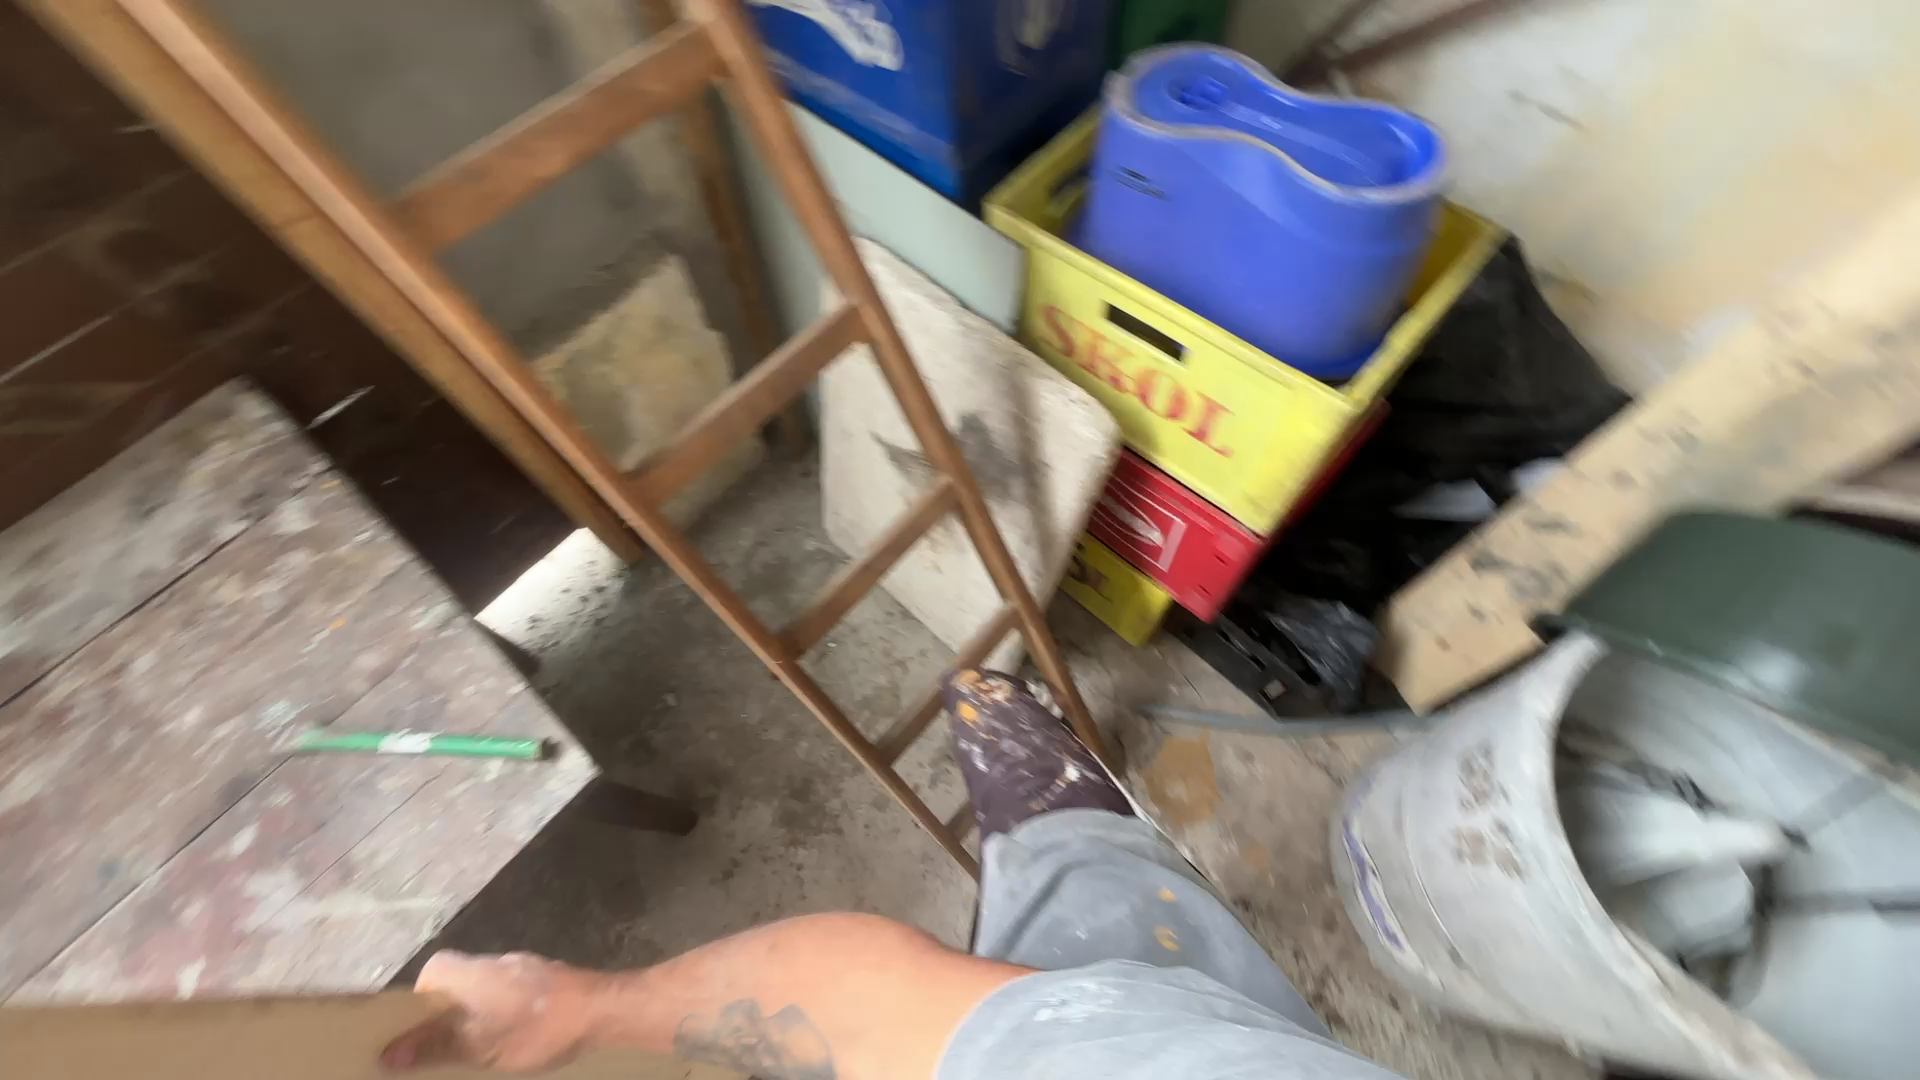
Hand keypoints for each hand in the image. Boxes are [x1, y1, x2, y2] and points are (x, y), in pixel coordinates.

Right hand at [383, 951, 602, 1071]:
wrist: (603, 1009)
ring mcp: (525, 969)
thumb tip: (387, 1052)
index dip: (418, 997)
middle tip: (438, 1048)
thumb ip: (437, 1045)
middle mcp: (499, 964)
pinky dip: (498, 1013)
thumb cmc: (540, 1026)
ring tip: (469, 1050)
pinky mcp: (545, 980)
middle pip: (458, 979)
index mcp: (478, 973)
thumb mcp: (482, 1045)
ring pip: (484, 988)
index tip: (414, 1030)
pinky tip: (506, 1038)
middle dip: (443, 1012)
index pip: (436, 968)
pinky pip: (507, 993)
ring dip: (472, 1015)